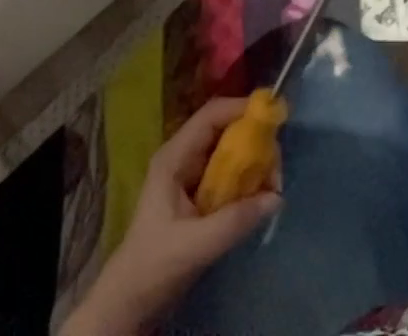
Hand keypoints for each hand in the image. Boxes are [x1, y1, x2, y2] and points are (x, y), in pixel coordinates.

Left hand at [64, 98, 281, 335]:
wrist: (131, 297)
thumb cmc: (155, 264)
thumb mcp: (196, 244)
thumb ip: (235, 220)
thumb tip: (276, 197)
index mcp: (174, 158)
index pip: (211, 116)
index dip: (242, 109)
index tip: (274, 118)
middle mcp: (184, 158)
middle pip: (225, 131)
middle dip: (255, 142)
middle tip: (276, 170)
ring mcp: (191, 176)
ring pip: (230, 153)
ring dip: (255, 164)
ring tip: (272, 188)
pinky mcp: (200, 194)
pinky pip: (231, 174)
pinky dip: (249, 181)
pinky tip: (261, 199)